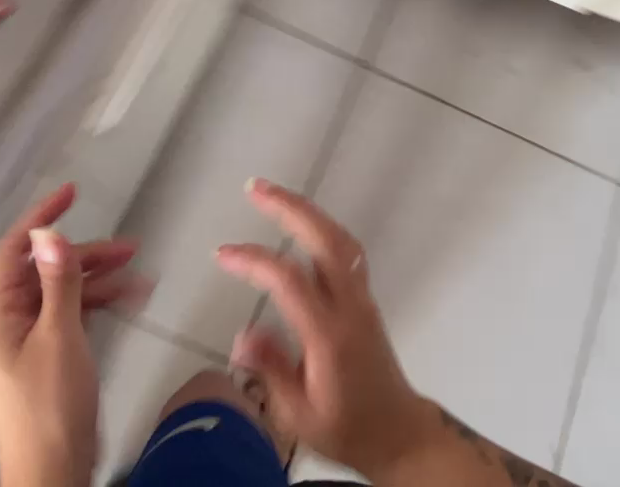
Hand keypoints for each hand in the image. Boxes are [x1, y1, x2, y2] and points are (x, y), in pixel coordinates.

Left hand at [0, 183, 146, 486]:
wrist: (53, 474)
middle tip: (127, 246)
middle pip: (42, 271)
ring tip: (138, 271)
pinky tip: (130, 298)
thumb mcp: (59, 336)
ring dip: (98, 280)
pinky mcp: (40, 357)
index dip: (41, 217)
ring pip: (59, 292)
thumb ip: (58, 282)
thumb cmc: (49, 408)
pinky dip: (96, 305)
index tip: (70, 192)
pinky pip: (67, 316)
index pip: (12, 250)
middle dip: (86, 256)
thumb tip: (51, 235)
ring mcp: (19, 341)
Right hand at [214, 178, 438, 479]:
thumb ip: (272, 370)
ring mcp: (362, 297)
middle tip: (255, 187)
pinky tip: (302, 221)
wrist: (397, 432)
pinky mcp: (365, 297)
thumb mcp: (298, 415)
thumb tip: (242, 335)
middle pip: (326, 241)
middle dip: (290, 208)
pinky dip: (322, 226)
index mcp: (330, 334)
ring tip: (274, 194)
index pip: (290, 281)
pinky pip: (346, 249)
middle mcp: (350, 305)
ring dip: (307, 211)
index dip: (255, 261)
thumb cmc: (345, 427)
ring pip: (340, 238)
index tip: (222, 254)